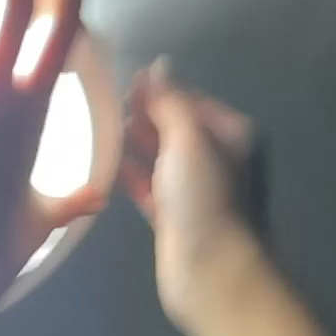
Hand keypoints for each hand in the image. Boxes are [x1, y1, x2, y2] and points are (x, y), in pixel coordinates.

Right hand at [121, 59, 265, 329]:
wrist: (211, 268)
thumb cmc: (205, 196)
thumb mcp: (189, 137)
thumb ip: (170, 101)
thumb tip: (156, 67)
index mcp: (232, 135)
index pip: (191, 101)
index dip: (160, 90)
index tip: (125, 83)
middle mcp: (218, 160)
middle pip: (176, 129)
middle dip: (147, 116)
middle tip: (109, 105)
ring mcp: (195, 192)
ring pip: (162, 159)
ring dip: (137, 145)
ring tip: (103, 130)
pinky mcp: (175, 219)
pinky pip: (150, 188)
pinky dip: (133, 176)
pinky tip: (109, 165)